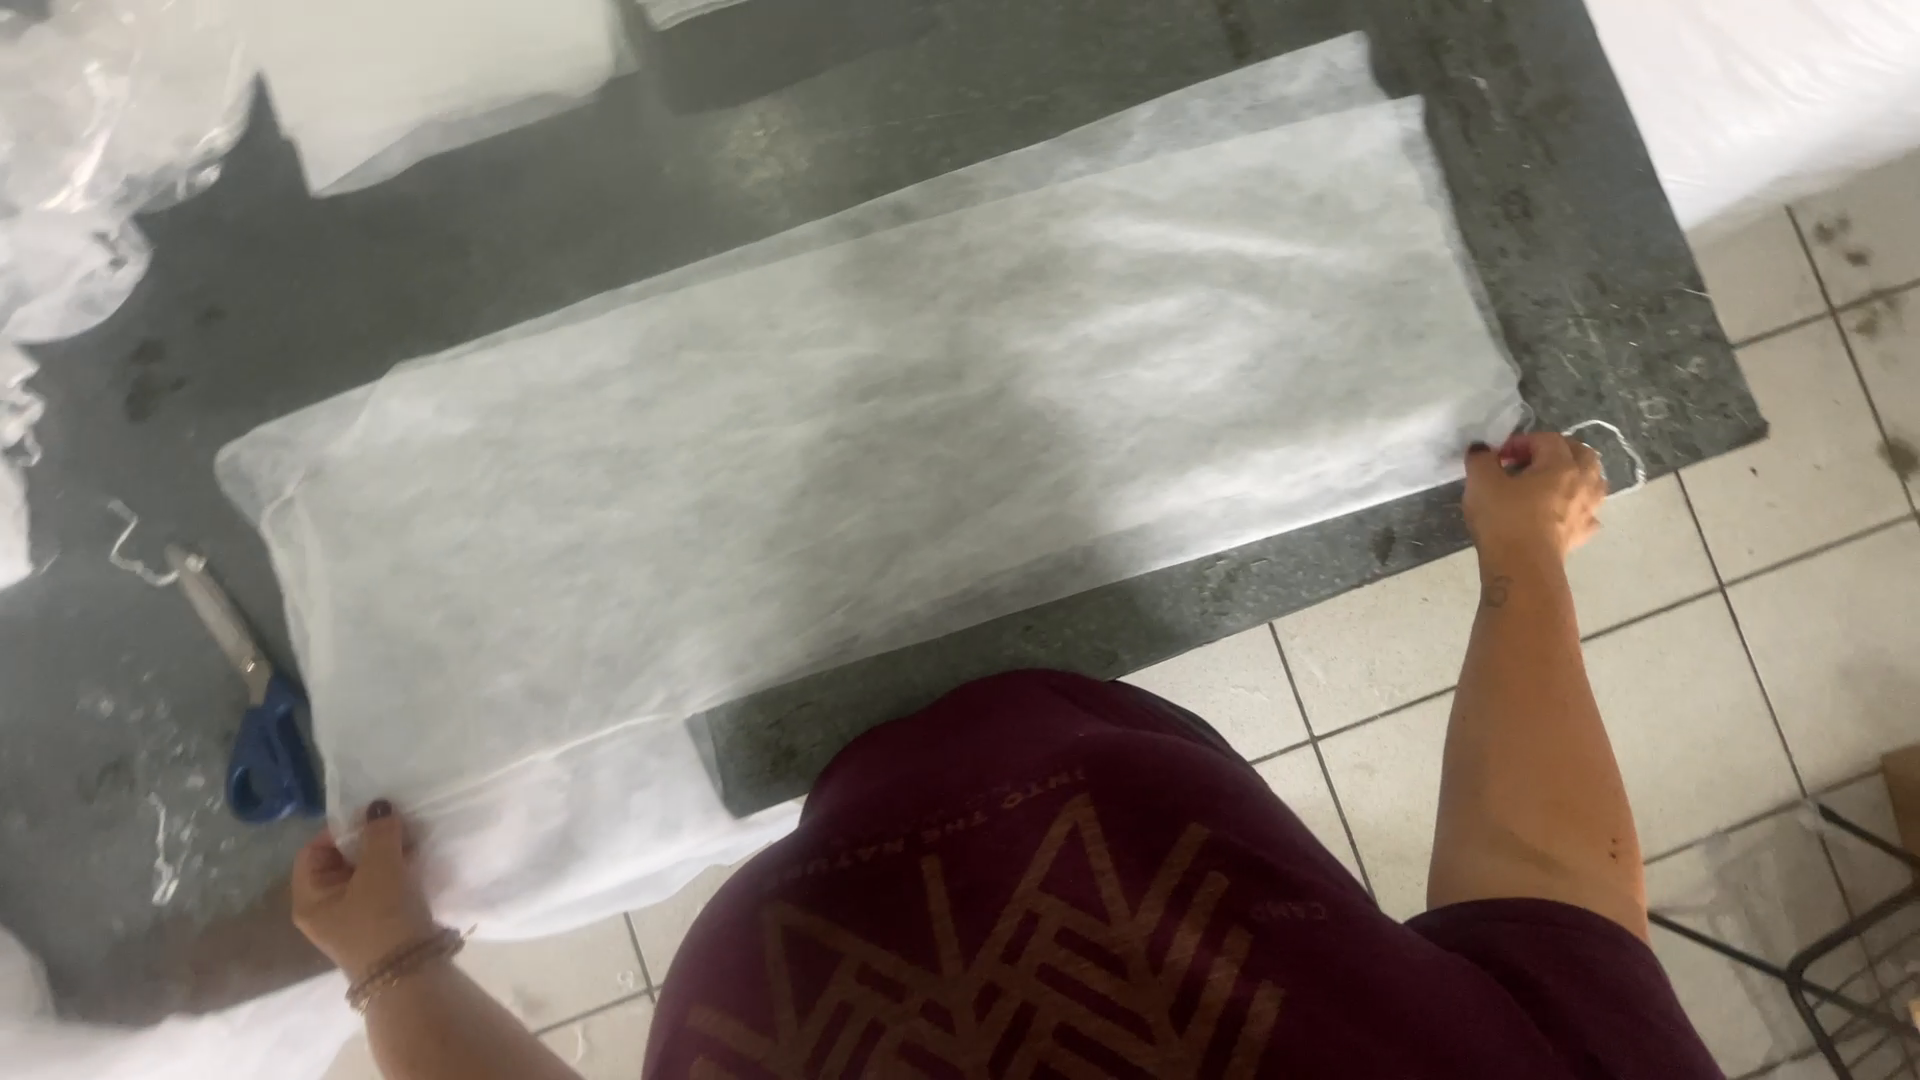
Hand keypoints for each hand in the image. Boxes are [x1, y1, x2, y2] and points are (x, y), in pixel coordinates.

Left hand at [290, 800, 438, 981]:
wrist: (407, 968)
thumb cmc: (382, 917)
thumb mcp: (380, 870)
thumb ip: (380, 834)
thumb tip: (379, 806)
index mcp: (310, 897)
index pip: (313, 851)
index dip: (340, 830)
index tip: (375, 817)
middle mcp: (326, 905)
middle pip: (341, 859)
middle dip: (370, 838)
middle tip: (399, 824)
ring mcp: (354, 913)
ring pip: (366, 871)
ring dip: (388, 852)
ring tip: (414, 839)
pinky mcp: (380, 918)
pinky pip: (384, 883)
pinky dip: (398, 868)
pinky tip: (419, 860)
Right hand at [1463, 433, 1605, 560]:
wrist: (1521, 564)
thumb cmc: (1502, 518)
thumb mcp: (1481, 482)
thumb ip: (1481, 460)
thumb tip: (1482, 450)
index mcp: (1560, 465)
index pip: (1547, 439)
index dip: (1522, 441)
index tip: (1498, 456)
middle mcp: (1583, 482)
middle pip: (1581, 454)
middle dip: (1557, 451)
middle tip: (1529, 462)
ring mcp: (1588, 509)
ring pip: (1592, 481)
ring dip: (1573, 476)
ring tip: (1548, 485)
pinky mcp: (1583, 532)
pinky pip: (1587, 512)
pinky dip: (1576, 507)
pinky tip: (1560, 514)